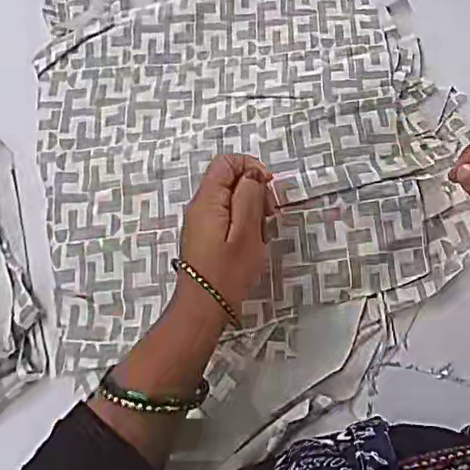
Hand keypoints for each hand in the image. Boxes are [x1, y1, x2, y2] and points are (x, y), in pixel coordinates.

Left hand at [174, 154, 276, 320]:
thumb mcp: (246, 231)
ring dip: (251, 209)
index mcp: (207, 200)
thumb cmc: (227, 271)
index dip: (250, 167)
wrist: (204, 308)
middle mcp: (200, 206)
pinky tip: (251, 243)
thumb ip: (249, 196)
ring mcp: (201, 222)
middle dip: (254, 190)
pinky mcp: (205, 236)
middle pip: (229, 179)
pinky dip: (243, 223)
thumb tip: (252, 175)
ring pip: (230, 199)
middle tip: (268, 215)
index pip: (226, 162)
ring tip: (261, 234)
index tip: (268, 187)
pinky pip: (227, 217)